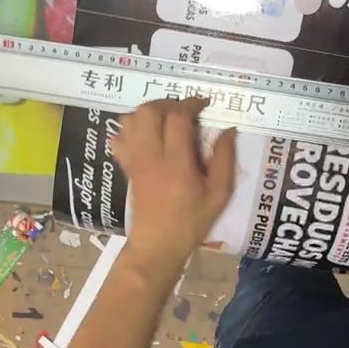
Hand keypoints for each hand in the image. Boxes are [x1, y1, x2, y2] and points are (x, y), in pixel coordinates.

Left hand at [109, 99, 237, 274]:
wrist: (158, 244)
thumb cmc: (192, 221)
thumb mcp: (219, 194)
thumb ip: (225, 159)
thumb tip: (229, 130)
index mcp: (177, 164)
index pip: (177, 118)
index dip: (191, 103)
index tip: (204, 104)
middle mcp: (151, 157)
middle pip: (148, 111)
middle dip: (168, 102)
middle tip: (184, 110)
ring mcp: (135, 161)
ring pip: (131, 120)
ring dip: (149, 112)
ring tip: (167, 120)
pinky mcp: (127, 166)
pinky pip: (119, 137)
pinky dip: (131, 129)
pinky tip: (148, 136)